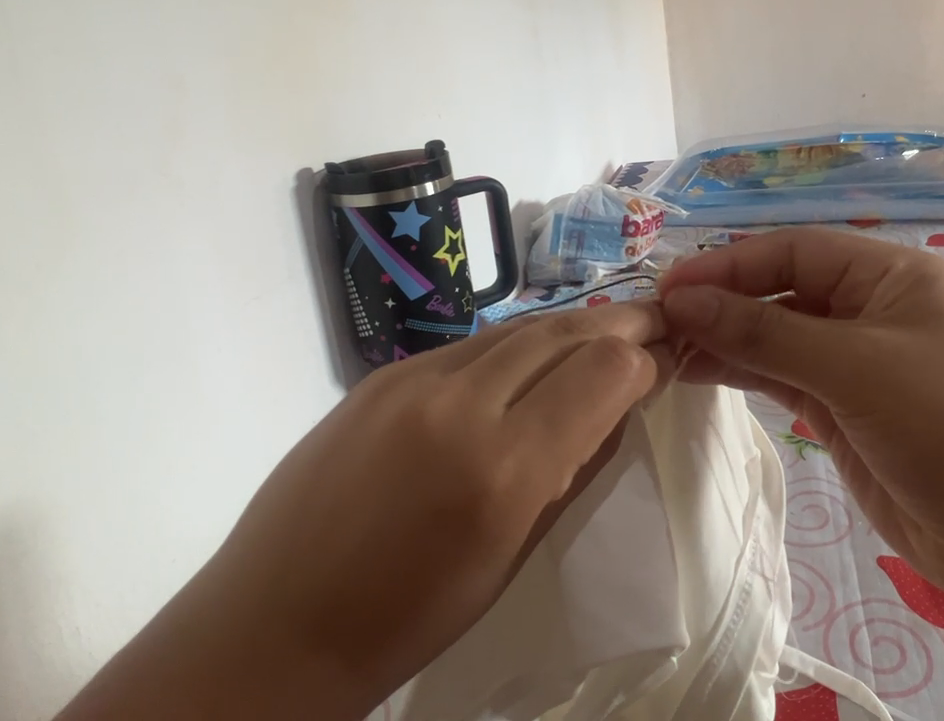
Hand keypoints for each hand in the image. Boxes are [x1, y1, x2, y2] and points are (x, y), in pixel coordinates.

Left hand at [56, 303, 667, 720]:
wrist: (276, 624)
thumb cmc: (411, 615)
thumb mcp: (516, 554)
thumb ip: (578, 467)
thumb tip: (623, 400)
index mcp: (504, 468)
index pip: (604, 370)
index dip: (645, 358)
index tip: (667, 360)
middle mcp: (460, 403)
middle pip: (565, 330)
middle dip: (619, 322)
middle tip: (654, 320)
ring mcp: (411, 380)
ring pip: (518, 328)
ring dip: (570, 326)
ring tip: (602, 331)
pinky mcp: (380, 375)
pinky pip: (469, 346)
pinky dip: (515, 345)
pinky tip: (527, 362)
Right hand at [659, 228, 943, 601]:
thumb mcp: (856, 368)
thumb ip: (766, 332)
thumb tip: (682, 300)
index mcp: (890, 275)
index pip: (794, 250)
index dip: (729, 264)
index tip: (669, 288)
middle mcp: (871, 309)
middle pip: (781, 290)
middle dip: (722, 302)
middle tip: (655, 323)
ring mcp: (857, 364)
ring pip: (776, 337)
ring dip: (724, 340)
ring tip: (663, 350)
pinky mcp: (844, 412)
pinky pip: (783, 379)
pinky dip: (742, 374)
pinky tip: (696, 374)